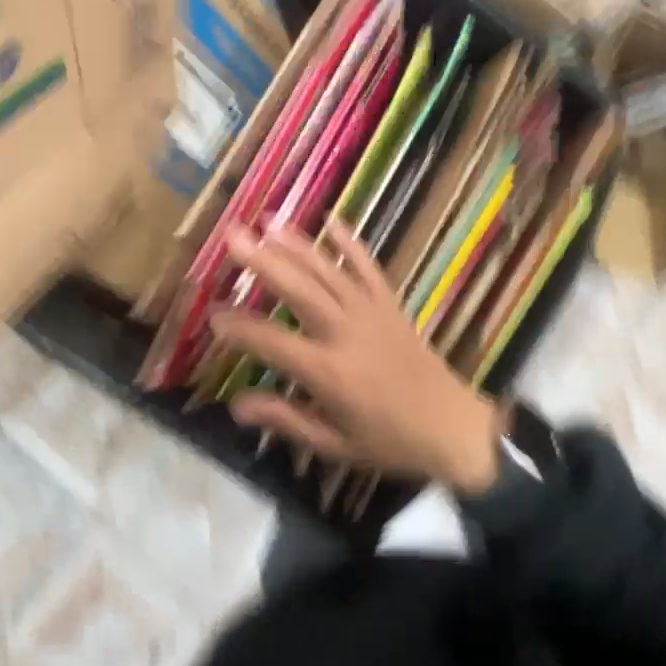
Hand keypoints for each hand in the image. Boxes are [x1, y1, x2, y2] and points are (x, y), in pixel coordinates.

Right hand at [213, 220, 501, 493]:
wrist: (453, 428)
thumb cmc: (389, 442)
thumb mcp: (334, 444)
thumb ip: (286, 420)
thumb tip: (237, 406)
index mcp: (330, 373)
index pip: (273, 343)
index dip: (240, 328)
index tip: (212, 314)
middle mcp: (348, 334)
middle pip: (300, 291)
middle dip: (264, 262)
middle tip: (232, 236)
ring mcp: (373, 314)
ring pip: (330, 272)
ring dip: (298, 245)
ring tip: (267, 221)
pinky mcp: (392, 305)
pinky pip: (369, 268)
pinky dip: (351, 243)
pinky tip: (332, 220)